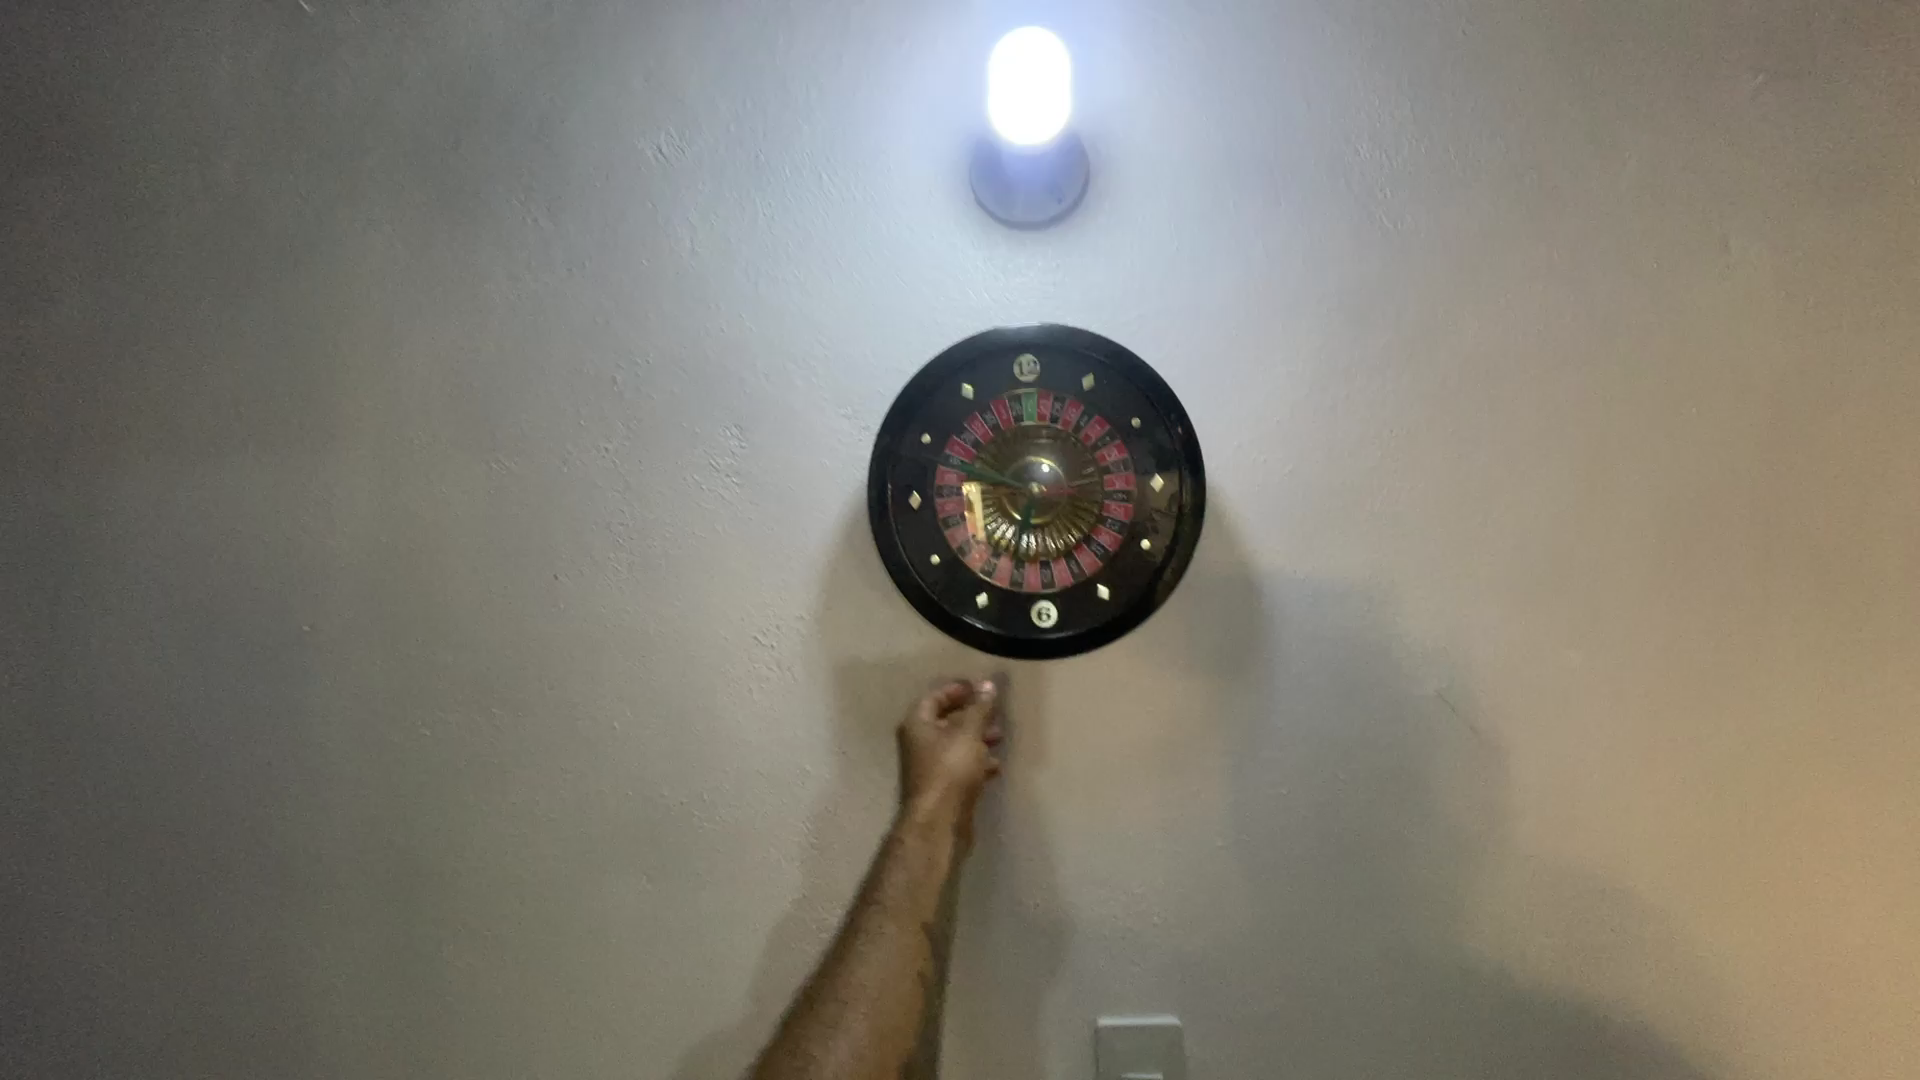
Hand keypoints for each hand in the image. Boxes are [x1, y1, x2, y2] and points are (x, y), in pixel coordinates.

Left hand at [896, 679, 1004, 842]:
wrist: (939, 823)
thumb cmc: (950, 770)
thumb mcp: (968, 733)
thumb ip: (979, 708)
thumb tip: (988, 684)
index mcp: (917, 724)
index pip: (934, 697)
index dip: (956, 690)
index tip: (980, 688)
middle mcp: (919, 743)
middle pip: (945, 721)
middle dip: (971, 715)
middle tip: (995, 711)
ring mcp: (929, 768)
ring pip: (955, 745)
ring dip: (977, 738)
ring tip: (1000, 736)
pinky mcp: (942, 788)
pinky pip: (960, 767)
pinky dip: (976, 763)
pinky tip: (996, 766)